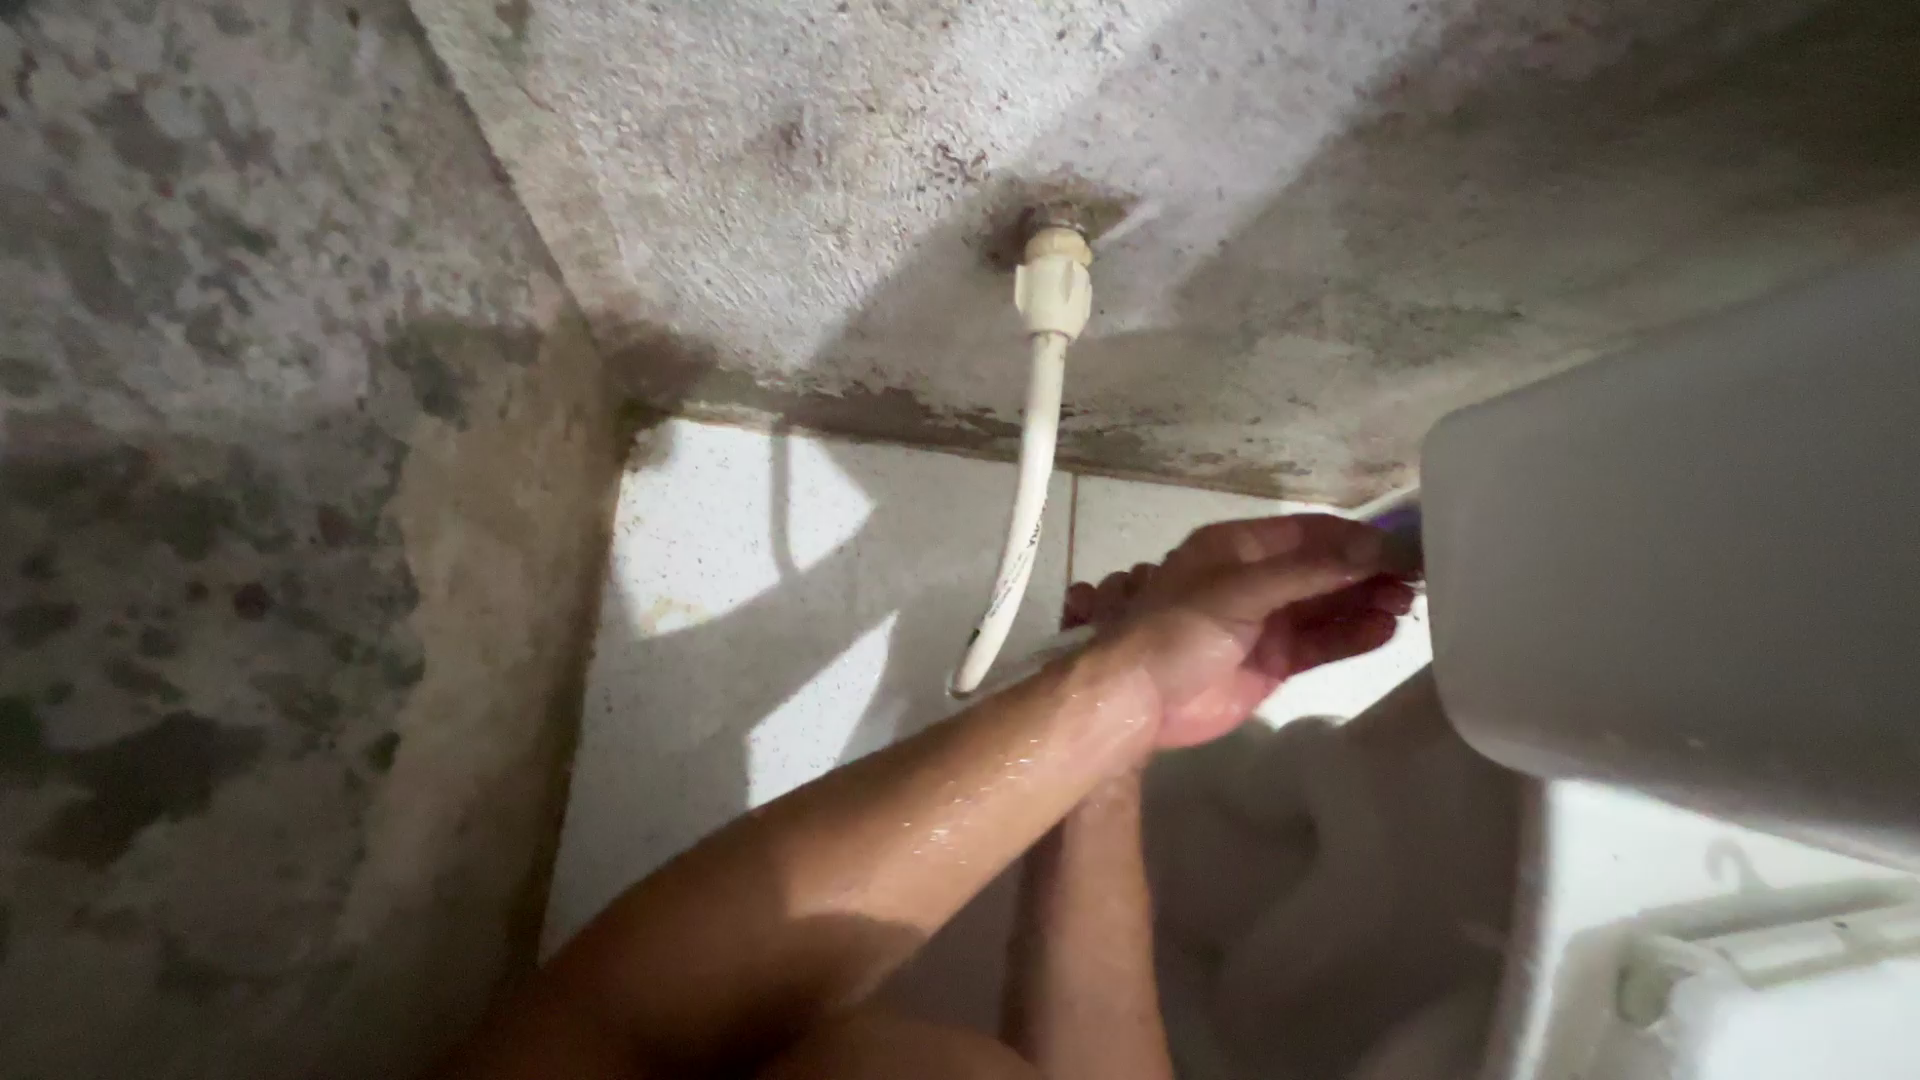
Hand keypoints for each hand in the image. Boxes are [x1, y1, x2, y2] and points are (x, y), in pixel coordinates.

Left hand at [1063, 515, 1415, 748]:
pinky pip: (1320, 643)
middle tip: (1418, 580)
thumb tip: (1376, 549)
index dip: (1356, 537)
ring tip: (1407, 605)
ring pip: (1326, 606)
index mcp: (1237, 548)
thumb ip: (1308, 571)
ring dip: (1365, 603)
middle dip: (1367, 572)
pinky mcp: (1273, 661)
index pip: (1308, 532)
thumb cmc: (1180, 628)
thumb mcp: (1240, 590)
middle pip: (1323, 569)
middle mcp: (1255, 579)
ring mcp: (1265, 622)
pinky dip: (1351, 637)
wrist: (1141, 697)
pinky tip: (1385, 631)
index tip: (1407, 545)